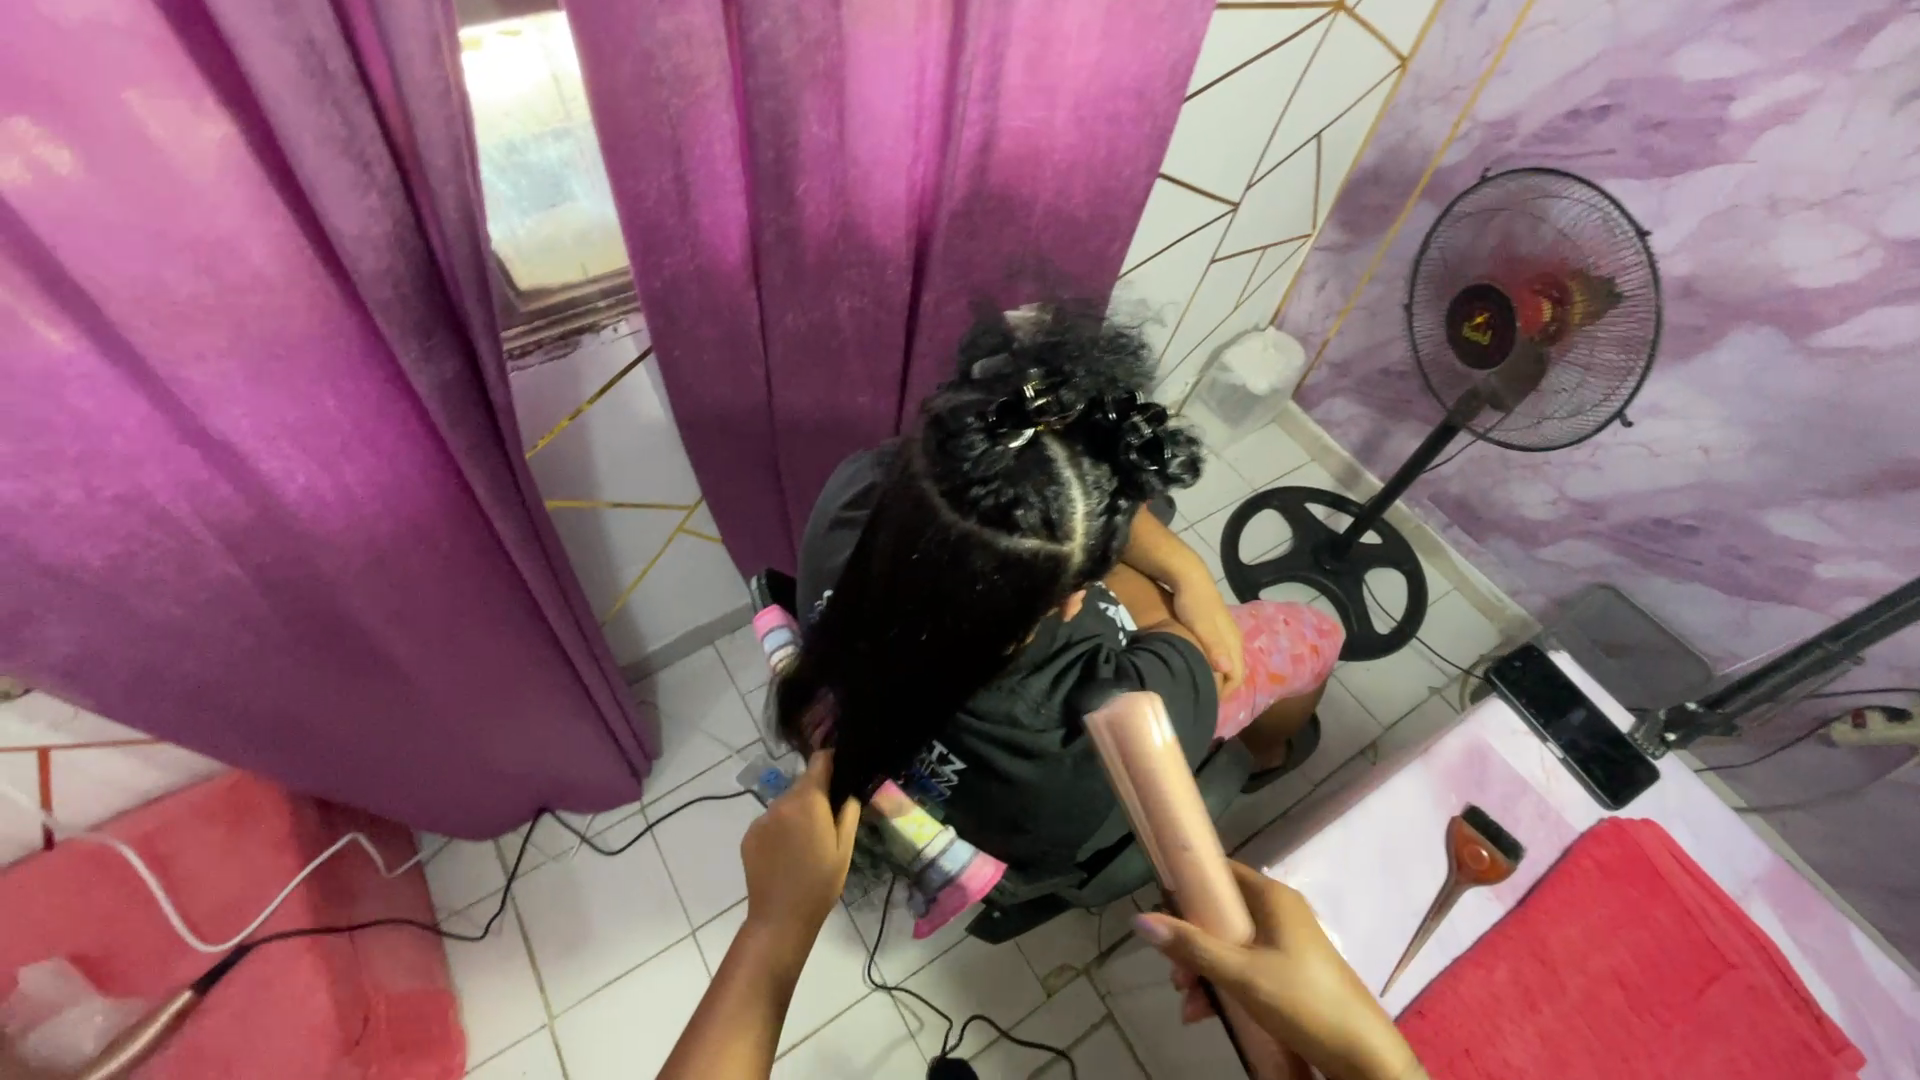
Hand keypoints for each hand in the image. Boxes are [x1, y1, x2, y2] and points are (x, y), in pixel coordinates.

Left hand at [740, 751, 861, 951]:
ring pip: (786, 803)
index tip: (842, 769)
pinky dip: (780, 828)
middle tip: (828, 820)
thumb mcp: (845, 847)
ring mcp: (762, 818)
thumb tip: (848, 791)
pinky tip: (786, 853)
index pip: (820, 761)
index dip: (832, 760)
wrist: (780, 918)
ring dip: (797, 812)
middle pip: (803, 784)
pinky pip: (770, 821)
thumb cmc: (821, 883)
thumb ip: (848, 811)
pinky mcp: (749, 835)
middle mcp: (781, 802)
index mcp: (808, 801)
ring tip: (806, 842)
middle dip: (816, 795)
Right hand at [1134, 862, 1420, 1079]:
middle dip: (1192, 945)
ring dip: (1205, 972)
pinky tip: (1209, 1015)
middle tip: (1175, 976)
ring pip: (1231, 945)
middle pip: (1220, 914)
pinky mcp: (1293, 973)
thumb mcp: (1240, 974)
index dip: (1188, 886)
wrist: (1366, 1057)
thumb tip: (1139, 919)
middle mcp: (1279, 911)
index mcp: (1271, 897)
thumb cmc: (1303, 1000)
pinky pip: (1247, 966)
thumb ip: (1191, 946)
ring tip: (1191, 1007)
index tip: (1162, 910)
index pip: (1219, 871)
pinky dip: (1226, 985)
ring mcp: (1288, 943)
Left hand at [1169, 573, 1245, 696]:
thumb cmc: (1193, 603)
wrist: (1188, 576)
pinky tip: (1199, 665)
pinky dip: (1213, 663)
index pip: (1237, 675)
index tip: (1210, 703)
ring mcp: (1225, 632)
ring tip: (1202, 686)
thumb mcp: (1202, 626)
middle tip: (1205, 698)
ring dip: (1218, 676)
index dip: (1226, 692)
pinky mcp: (1214, 627)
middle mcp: (1234, 638)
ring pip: (1227, 661)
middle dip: (1223, 687)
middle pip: (1234, 670)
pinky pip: (1219, 652)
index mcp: (1233, 641)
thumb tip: (1226, 670)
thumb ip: (1214, 646)